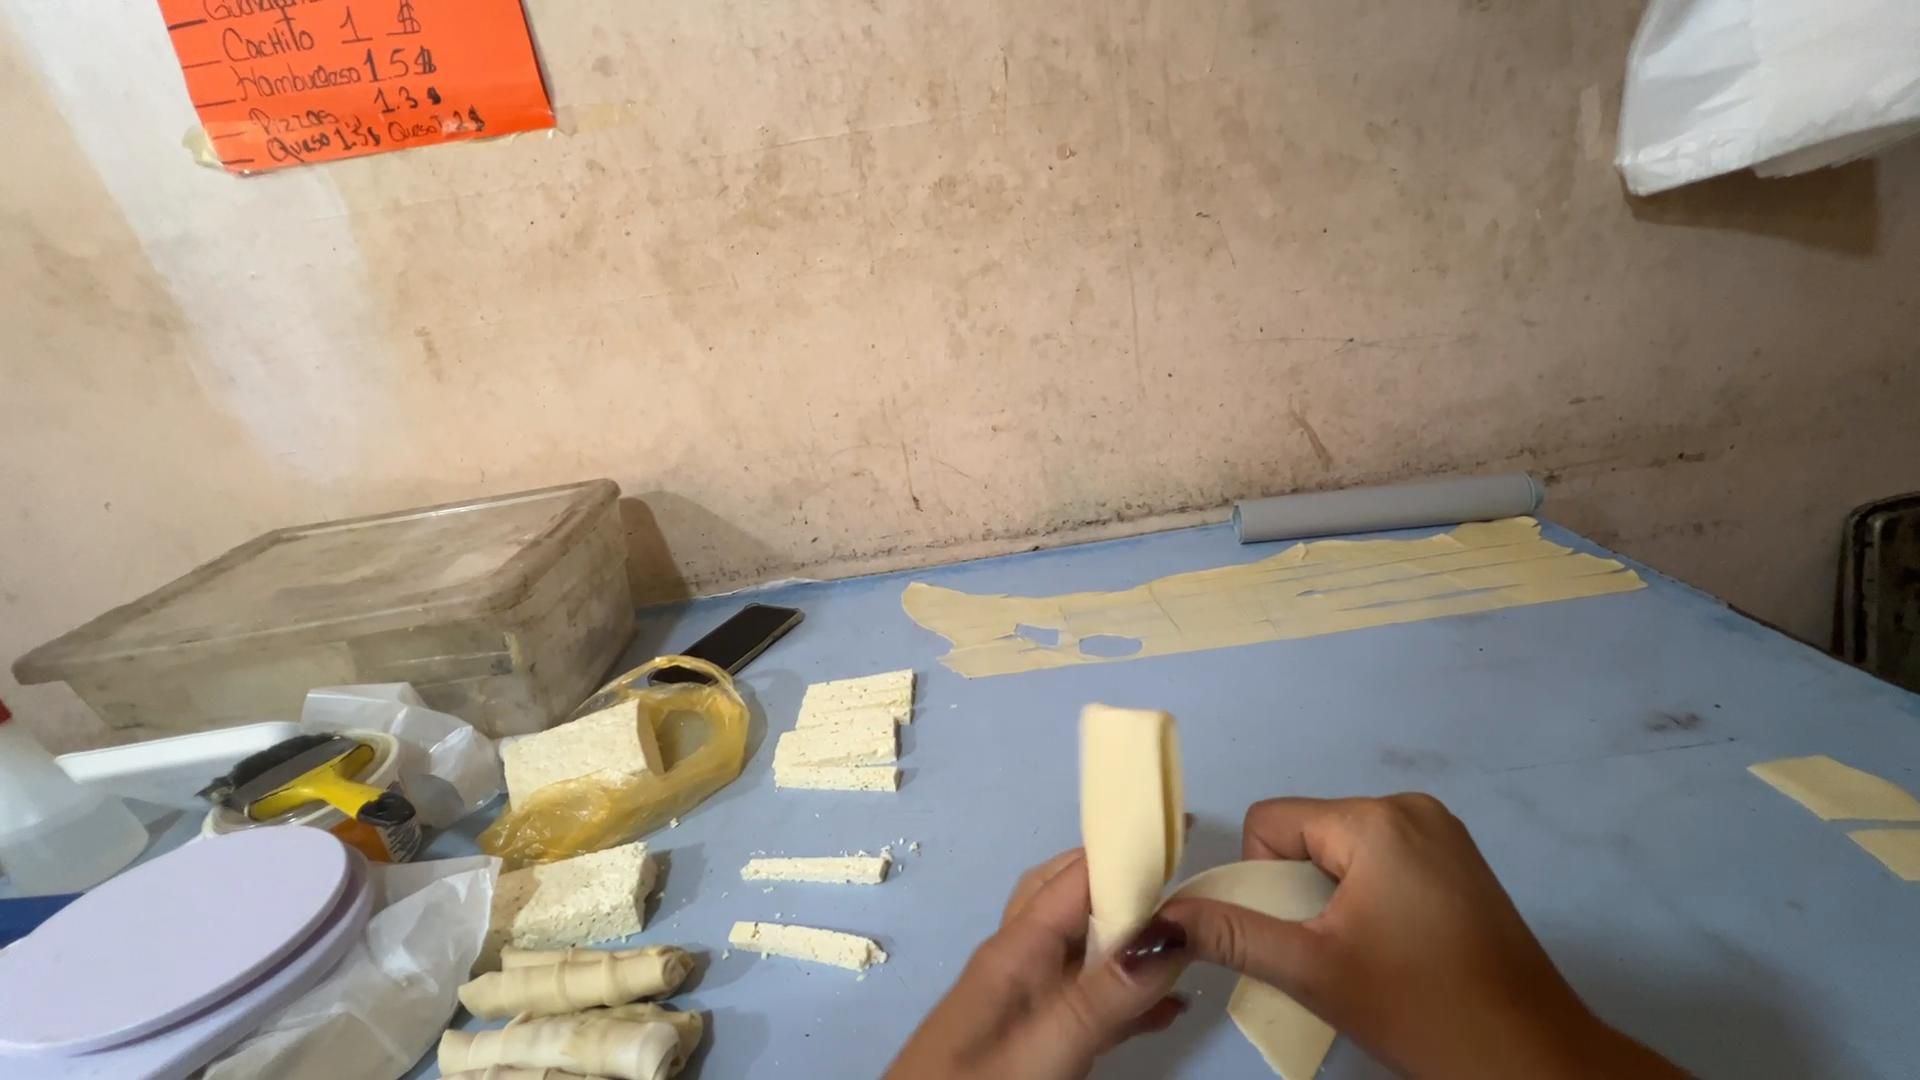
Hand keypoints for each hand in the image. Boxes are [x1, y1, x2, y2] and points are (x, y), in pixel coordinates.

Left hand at [882, 850, 1191, 1079]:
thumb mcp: (1044, 1047)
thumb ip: (1103, 996)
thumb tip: (1170, 930)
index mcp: (1016, 945)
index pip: (1076, 875)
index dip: (1126, 850)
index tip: (1180, 835)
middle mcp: (1019, 955)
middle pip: (1073, 894)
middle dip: (1124, 879)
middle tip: (1180, 878)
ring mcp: (1025, 992)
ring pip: (1083, 941)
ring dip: (1131, 934)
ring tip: (1185, 935)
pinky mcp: (1032, 1031)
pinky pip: (1087, 993)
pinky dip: (1128, 991)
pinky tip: (1167, 1006)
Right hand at [1161, 795, 1687, 1079]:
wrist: (1544, 1069)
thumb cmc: (1422, 1011)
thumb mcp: (1314, 972)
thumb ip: (1230, 934)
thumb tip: (1162, 917)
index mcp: (1374, 819)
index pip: (1271, 822)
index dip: (1265, 878)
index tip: (1301, 934)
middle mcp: (1408, 805)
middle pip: (1306, 830)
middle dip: (1300, 887)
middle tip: (1330, 947)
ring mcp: (1440, 828)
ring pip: (1339, 843)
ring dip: (1330, 890)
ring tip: (1364, 947)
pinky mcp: (1458, 854)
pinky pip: (1377, 852)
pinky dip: (1365, 889)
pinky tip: (1393, 938)